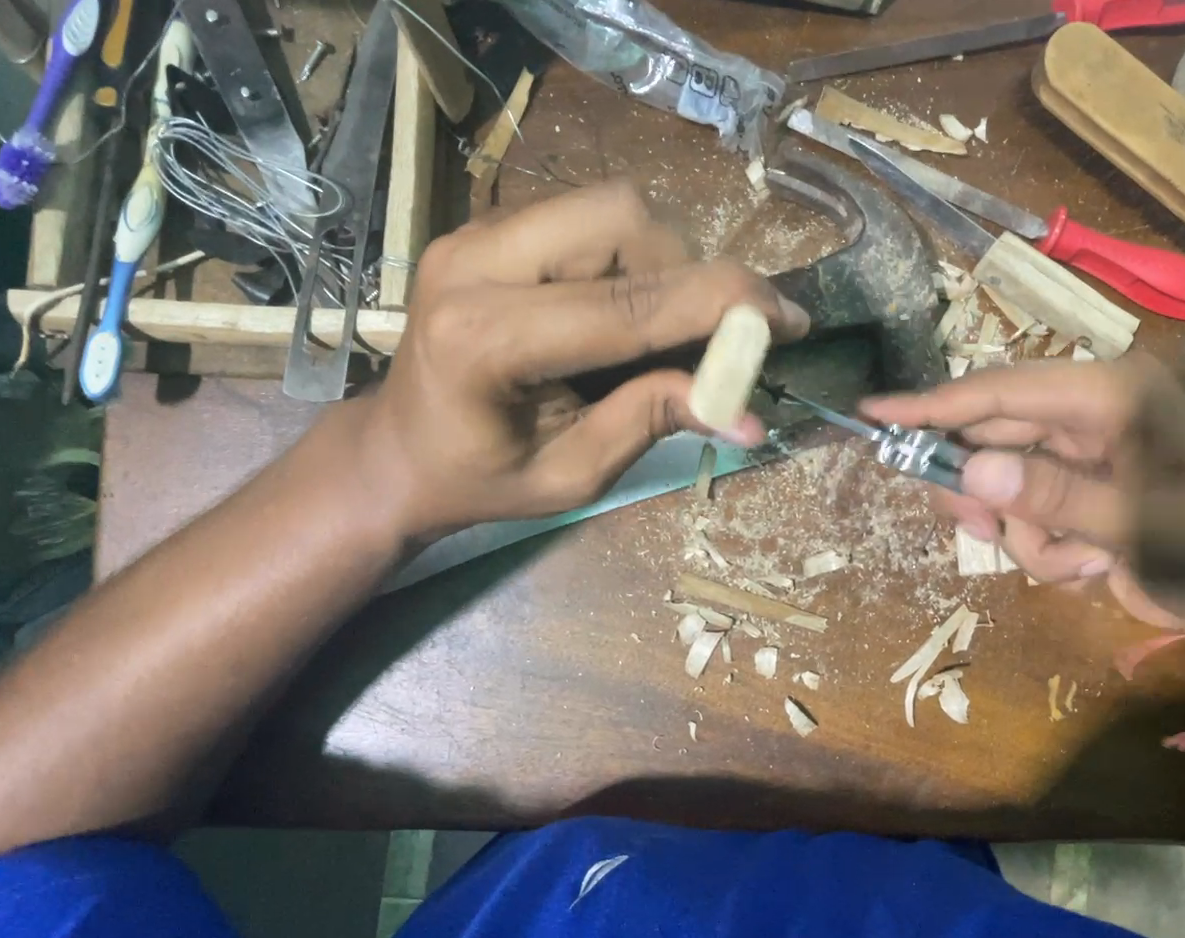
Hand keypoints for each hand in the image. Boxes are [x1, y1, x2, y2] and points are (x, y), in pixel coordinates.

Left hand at [358, 180, 809, 538]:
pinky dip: (634, 258)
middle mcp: (475, 262)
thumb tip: (749, 414)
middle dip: (690, 274)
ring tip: (668, 329)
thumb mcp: (569, 475)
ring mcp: (476, 232)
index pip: (627, 305)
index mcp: (486, 340)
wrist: (396, 451)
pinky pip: (589, 217)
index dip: (722, 307)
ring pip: (613, 208)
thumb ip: (650, 423)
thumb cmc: (478, 481)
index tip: (789, 321)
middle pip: (623, 219)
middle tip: (712, 337)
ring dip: (665, 263)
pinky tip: (629, 310)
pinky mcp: (488, 227)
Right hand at [863, 353, 1184, 651]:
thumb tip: (971, 469)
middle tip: (980, 530)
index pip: (1006, 391)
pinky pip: (1022, 513)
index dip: (936, 405)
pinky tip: (1089, 565)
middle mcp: (1093, 412)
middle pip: (993, 436)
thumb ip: (1056, 496)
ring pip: (1001, 483)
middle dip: (987, 493)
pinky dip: (1042, 548)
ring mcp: (1083, 453)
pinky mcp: (1076, 489)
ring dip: (1025, 534)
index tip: (873, 415)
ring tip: (1078, 562)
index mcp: (1117, 395)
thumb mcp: (1146, 529)